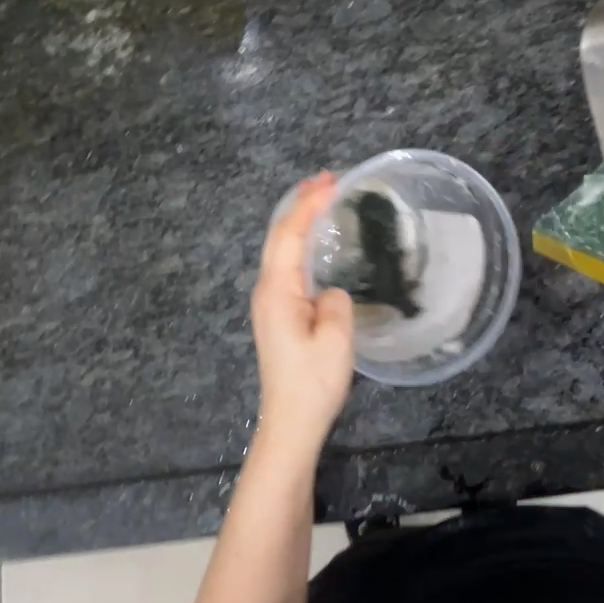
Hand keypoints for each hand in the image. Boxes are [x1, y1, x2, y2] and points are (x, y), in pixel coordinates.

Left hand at [251, 173, 355, 454]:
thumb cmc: (312, 382)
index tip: (331, 181)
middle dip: (300, 204)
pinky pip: (287, 265)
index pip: (290, 234)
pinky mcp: (278, 315)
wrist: (291, 422)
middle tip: (327, 180)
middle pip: (279, 236)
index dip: (309, 205)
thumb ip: (335, 302)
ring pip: (281, 249)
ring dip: (299, 222)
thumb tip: (329, 292)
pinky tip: (314, 243)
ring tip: (322, 200)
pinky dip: (300, 243)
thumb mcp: (336, 339)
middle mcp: (267, 290)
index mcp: (278, 290)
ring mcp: (270, 303)